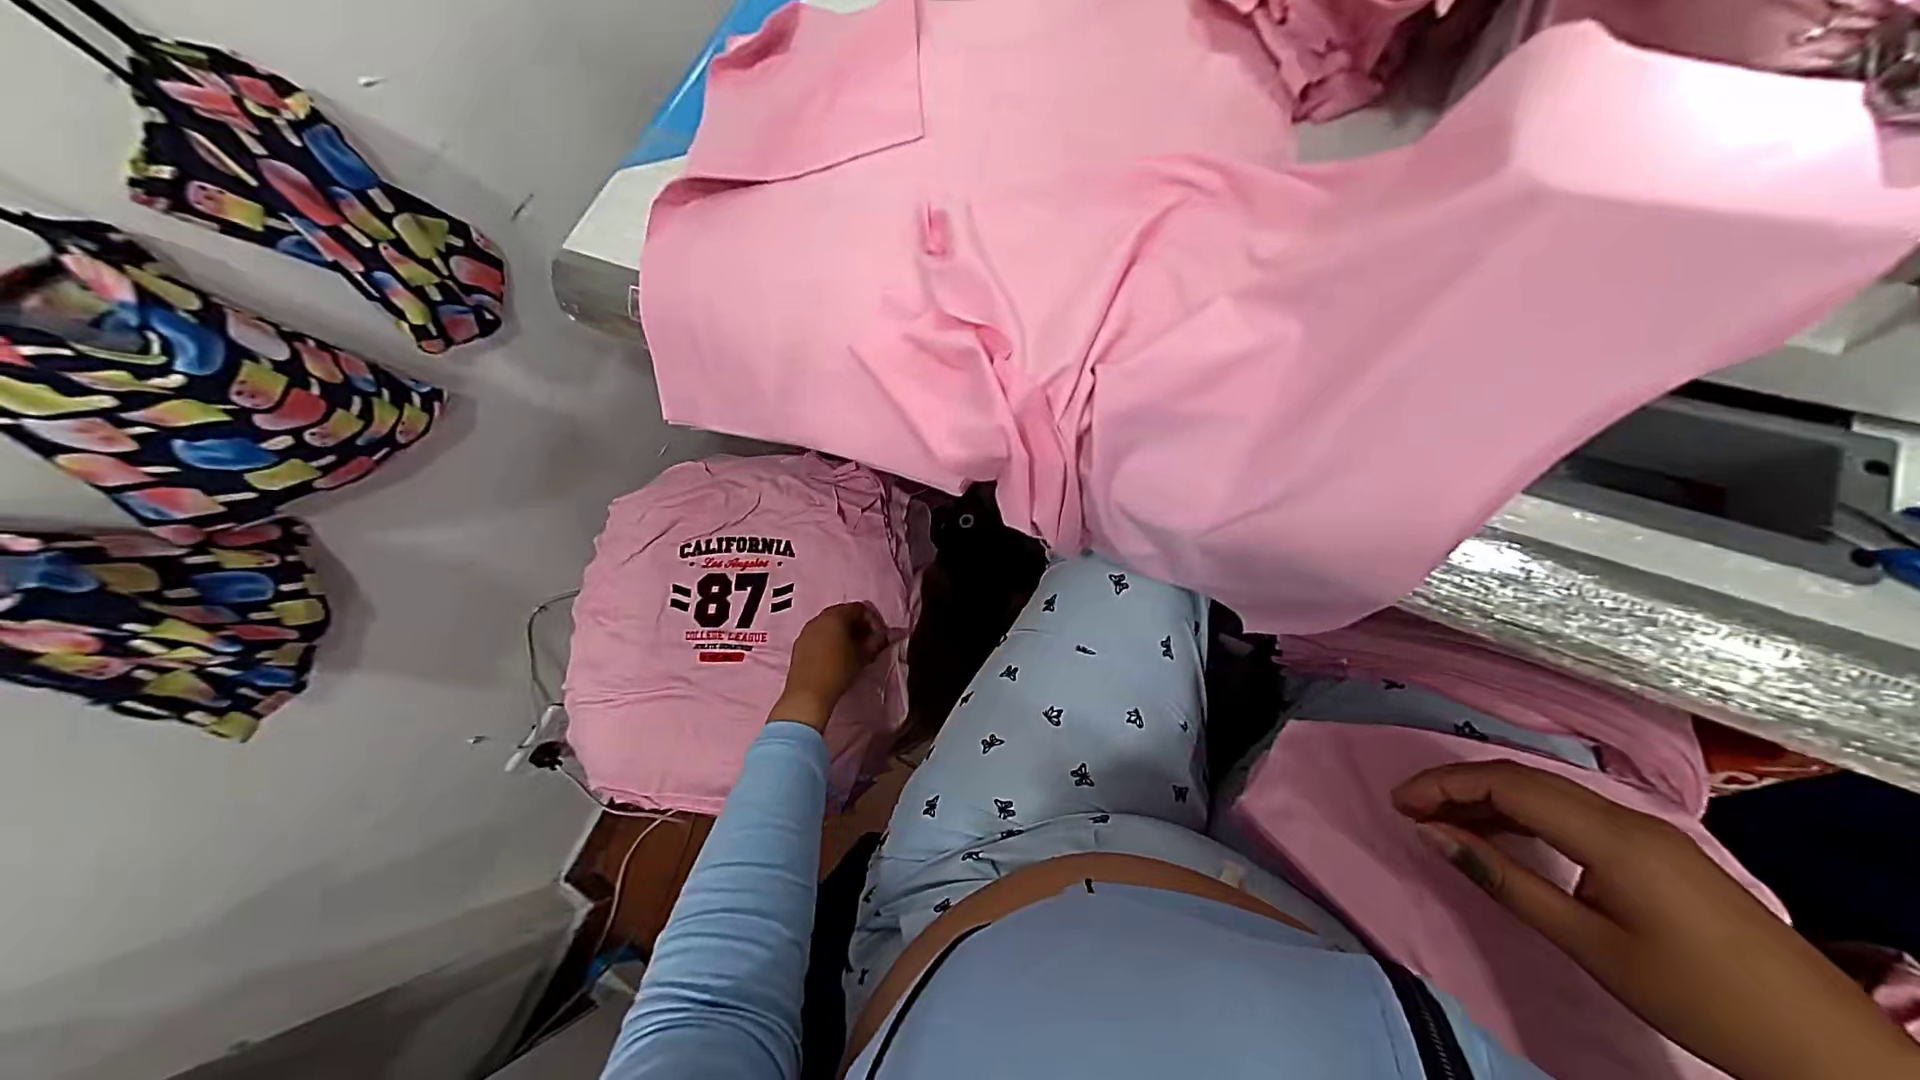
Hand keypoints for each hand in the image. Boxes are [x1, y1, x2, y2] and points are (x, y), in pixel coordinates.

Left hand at [769, 602, 891, 731]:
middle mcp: (819, 618)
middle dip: (859, 626)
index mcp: (836, 616)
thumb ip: (877, 642)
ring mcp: (806, 630)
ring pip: (830, 624)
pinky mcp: (799, 644)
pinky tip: (836, 657)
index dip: (873, 621)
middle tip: (868, 642)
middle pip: (843, 614)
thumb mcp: (863, 656)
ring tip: (853, 650)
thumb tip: (887, 635)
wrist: (807, 694)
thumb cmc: (839, 671)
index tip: (879, 637)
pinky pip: (819, 635)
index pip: (860, 608)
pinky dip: (830, 640)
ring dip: (844, 633)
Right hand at [1393, 761, 1919, 1079]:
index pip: (1507, 783)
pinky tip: (1497, 835)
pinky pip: (1571, 813)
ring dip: (1487, 800)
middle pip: (1523, 779)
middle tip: (1408, 810)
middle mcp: (1627, 817)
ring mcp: (1646, 830)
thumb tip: (1430, 835)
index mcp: (1612, 836)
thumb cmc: (1696, 995)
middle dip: (1457, 786)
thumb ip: (1504, 880)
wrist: (1824, 1045)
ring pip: (1546, 793)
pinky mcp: (1654, 848)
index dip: (1444, 785)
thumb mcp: (1587, 943)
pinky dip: (1522, 816)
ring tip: (1440, 823)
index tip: (1398, 804)